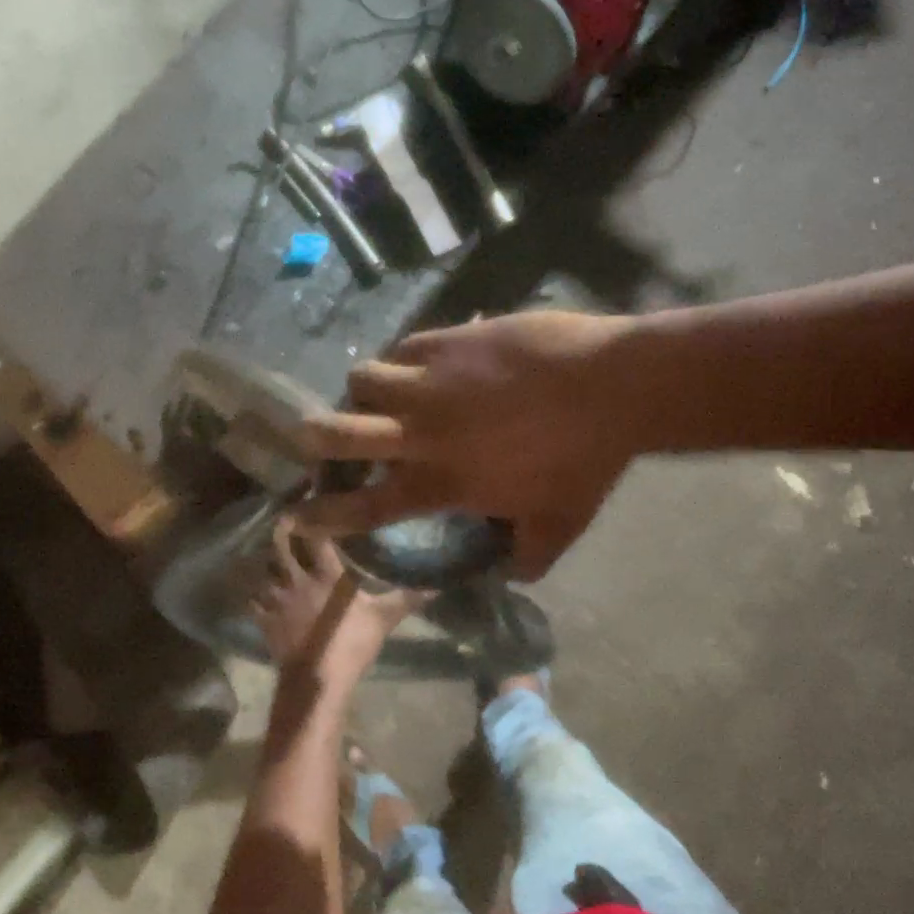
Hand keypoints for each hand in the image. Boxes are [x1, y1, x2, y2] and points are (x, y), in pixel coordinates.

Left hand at [251, 520, 424, 683]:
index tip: (312, 505)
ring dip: (266, 561)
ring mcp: (278, 597)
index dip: (313, 518)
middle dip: (281, 531)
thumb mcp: (384, 619)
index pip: (317, 536)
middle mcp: (298, 578)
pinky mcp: (264, 617)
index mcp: (328, 574)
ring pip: (263, 568)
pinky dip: (254, 593)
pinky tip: (258, 591)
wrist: (318, 678)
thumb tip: (438, 583)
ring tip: (269, 555)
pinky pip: (253, 598)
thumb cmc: (352, 644)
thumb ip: (407, 597)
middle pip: (280, 544)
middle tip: (283, 522)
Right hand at [296, 310, 640, 579]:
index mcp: (439, 482)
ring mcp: (429, 382)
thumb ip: (529, 556)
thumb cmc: (587, 461)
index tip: (298, 516)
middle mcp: (420, 433)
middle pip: (339, 432)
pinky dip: (403, 360)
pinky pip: (402, 348)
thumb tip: (513, 572)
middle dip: (315, 438)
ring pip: (362, 380)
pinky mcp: (448, 341)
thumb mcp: (560, 524)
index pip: (366, 506)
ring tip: (381, 395)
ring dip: (363, 392)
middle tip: (315, 437)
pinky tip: (423, 365)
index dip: (325, 514)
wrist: (615, 385)